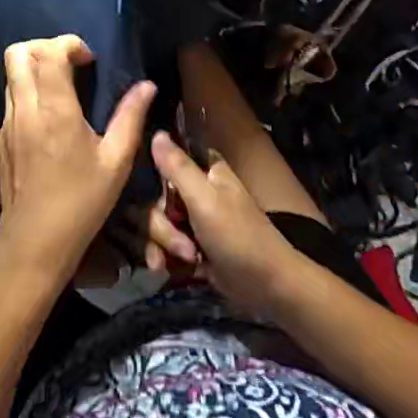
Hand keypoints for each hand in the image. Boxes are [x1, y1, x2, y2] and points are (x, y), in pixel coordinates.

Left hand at [0, 36, 155, 298]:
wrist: (33, 244)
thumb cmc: (81, 203)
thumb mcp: (116, 162)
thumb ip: (131, 117)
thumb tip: (147, 85)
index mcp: (54, 111)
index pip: (48, 53)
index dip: (69, 44)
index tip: (89, 60)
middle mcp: (24, 110)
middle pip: (17, 53)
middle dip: (45, 46)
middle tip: (72, 64)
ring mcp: (6, 125)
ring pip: (11, 75)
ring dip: (36, 68)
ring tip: (64, 89)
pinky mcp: (0, 140)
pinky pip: (11, 100)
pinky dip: (29, 93)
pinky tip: (52, 119)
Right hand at [148, 131, 312, 315]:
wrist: (266, 285)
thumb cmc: (238, 236)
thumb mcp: (205, 199)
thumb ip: (178, 167)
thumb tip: (157, 132)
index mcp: (202, 170)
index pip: (163, 161)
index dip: (152, 180)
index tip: (152, 197)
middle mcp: (193, 190)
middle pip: (153, 199)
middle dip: (162, 226)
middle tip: (183, 244)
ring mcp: (190, 219)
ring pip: (155, 225)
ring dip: (164, 245)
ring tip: (187, 260)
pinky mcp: (188, 244)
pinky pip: (160, 244)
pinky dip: (165, 257)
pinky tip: (172, 270)